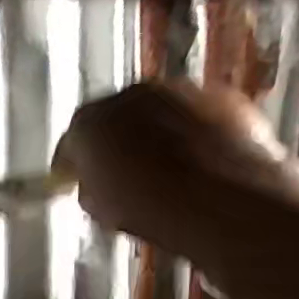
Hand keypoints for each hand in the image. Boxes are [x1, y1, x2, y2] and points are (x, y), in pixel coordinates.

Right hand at [54, 81, 298, 256]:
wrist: (224, 201)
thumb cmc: (147, 204)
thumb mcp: (96, 203)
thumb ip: (87, 182)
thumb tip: (93, 182)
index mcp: (92, 118)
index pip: (73, 137)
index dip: (71, 163)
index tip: (70, 183)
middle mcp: (135, 94)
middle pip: (116, 118)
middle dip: (114, 144)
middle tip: (114, 177)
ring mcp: (184, 93)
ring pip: (158, 115)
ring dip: (154, 139)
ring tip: (158, 175)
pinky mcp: (228, 101)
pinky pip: (198, 120)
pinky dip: (192, 138)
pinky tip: (194, 169)